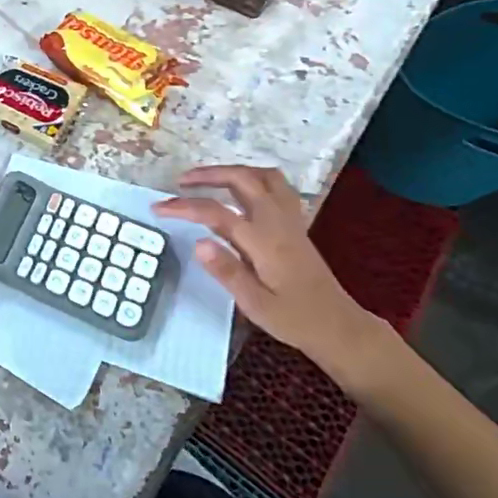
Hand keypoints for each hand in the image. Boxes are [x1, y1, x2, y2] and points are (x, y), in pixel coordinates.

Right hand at [152, 166, 400, 391]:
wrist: (339, 326)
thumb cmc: (294, 320)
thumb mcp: (255, 304)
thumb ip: (227, 271)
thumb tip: (198, 242)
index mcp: (264, 242)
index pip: (217, 212)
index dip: (184, 207)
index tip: (158, 208)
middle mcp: (278, 223)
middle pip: (243, 180)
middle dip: (208, 175)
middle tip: (180, 182)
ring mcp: (290, 220)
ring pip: (264, 177)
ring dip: (233, 171)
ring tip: (207, 179)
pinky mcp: (296, 225)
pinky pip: (276, 186)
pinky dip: (252, 179)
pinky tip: (239, 191)